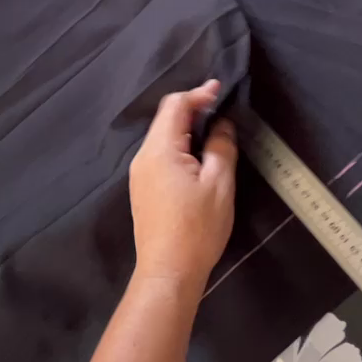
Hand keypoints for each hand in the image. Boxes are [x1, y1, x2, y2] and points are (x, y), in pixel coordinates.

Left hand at [129, 79, 237, 290]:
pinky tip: (197, 154)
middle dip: (192, 109)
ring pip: (163, 137)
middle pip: (166, 119)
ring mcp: (140, 173)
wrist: (168, 273)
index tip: (220, 88)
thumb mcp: (218, 184)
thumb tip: (221, 124)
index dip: (198, 94)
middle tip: (219, 106)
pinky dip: (179, 145)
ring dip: (186, 128)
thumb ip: (220, 147)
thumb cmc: (197, 228)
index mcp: (159, 149)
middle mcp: (143, 156)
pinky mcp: (143, 188)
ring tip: (212, 128)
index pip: (175, 106)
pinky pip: (160, 154)